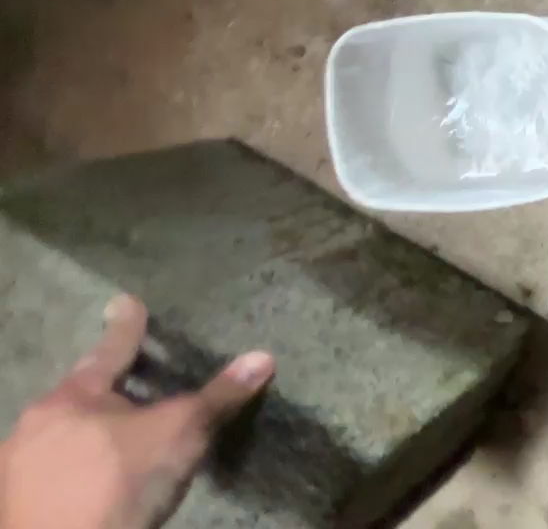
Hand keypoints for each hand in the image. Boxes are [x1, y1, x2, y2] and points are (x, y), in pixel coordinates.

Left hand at [0, 296, 272, 528]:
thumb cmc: (121, 478)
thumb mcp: (184, 429)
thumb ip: (220, 393)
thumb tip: (263, 358)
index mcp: (66, 403)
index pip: (107, 352)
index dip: (124, 327)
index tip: (122, 302)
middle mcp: (31, 431)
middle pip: (80, 396)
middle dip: (110, 386)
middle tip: (136, 372)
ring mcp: (16, 472)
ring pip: (65, 433)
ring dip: (96, 425)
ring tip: (127, 424)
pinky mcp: (19, 506)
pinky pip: (59, 464)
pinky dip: (84, 456)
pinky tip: (106, 466)